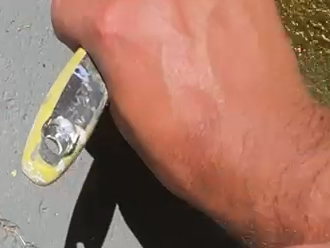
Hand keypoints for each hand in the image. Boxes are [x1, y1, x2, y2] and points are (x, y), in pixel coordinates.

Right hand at [50, 0, 329, 241]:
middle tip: (142, 42)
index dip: (81, 32)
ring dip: (163, 10)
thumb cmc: (191, 149)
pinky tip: (213, 31)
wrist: (260, 150)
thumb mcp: (126, 116)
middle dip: (120, 12)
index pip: (69, 5)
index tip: (96, 47)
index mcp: (116, 24)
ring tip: (183, 37)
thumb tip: (114, 48)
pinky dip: (203, 9)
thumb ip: (111, 65)